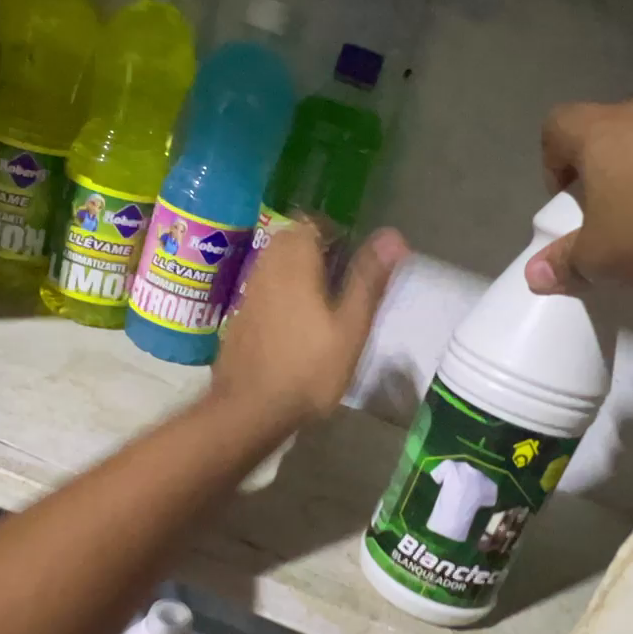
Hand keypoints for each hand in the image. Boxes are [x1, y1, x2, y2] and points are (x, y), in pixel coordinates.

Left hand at [213, 220, 408, 426]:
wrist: (249, 409)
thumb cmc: (308, 370)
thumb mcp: (350, 327)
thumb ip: (369, 279)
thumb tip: (393, 234)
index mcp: (294, 262)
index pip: (312, 223)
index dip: (335, 234)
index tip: (354, 256)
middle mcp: (265, 268)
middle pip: (291, 241)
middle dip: (316, 251)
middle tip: (342, 279)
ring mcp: (248, 294)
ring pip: (275, 265)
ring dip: (298, 273)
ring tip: (323, 304)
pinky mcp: (239, 318)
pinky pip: (264, 291)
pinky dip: (281, 296)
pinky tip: (296, 327)